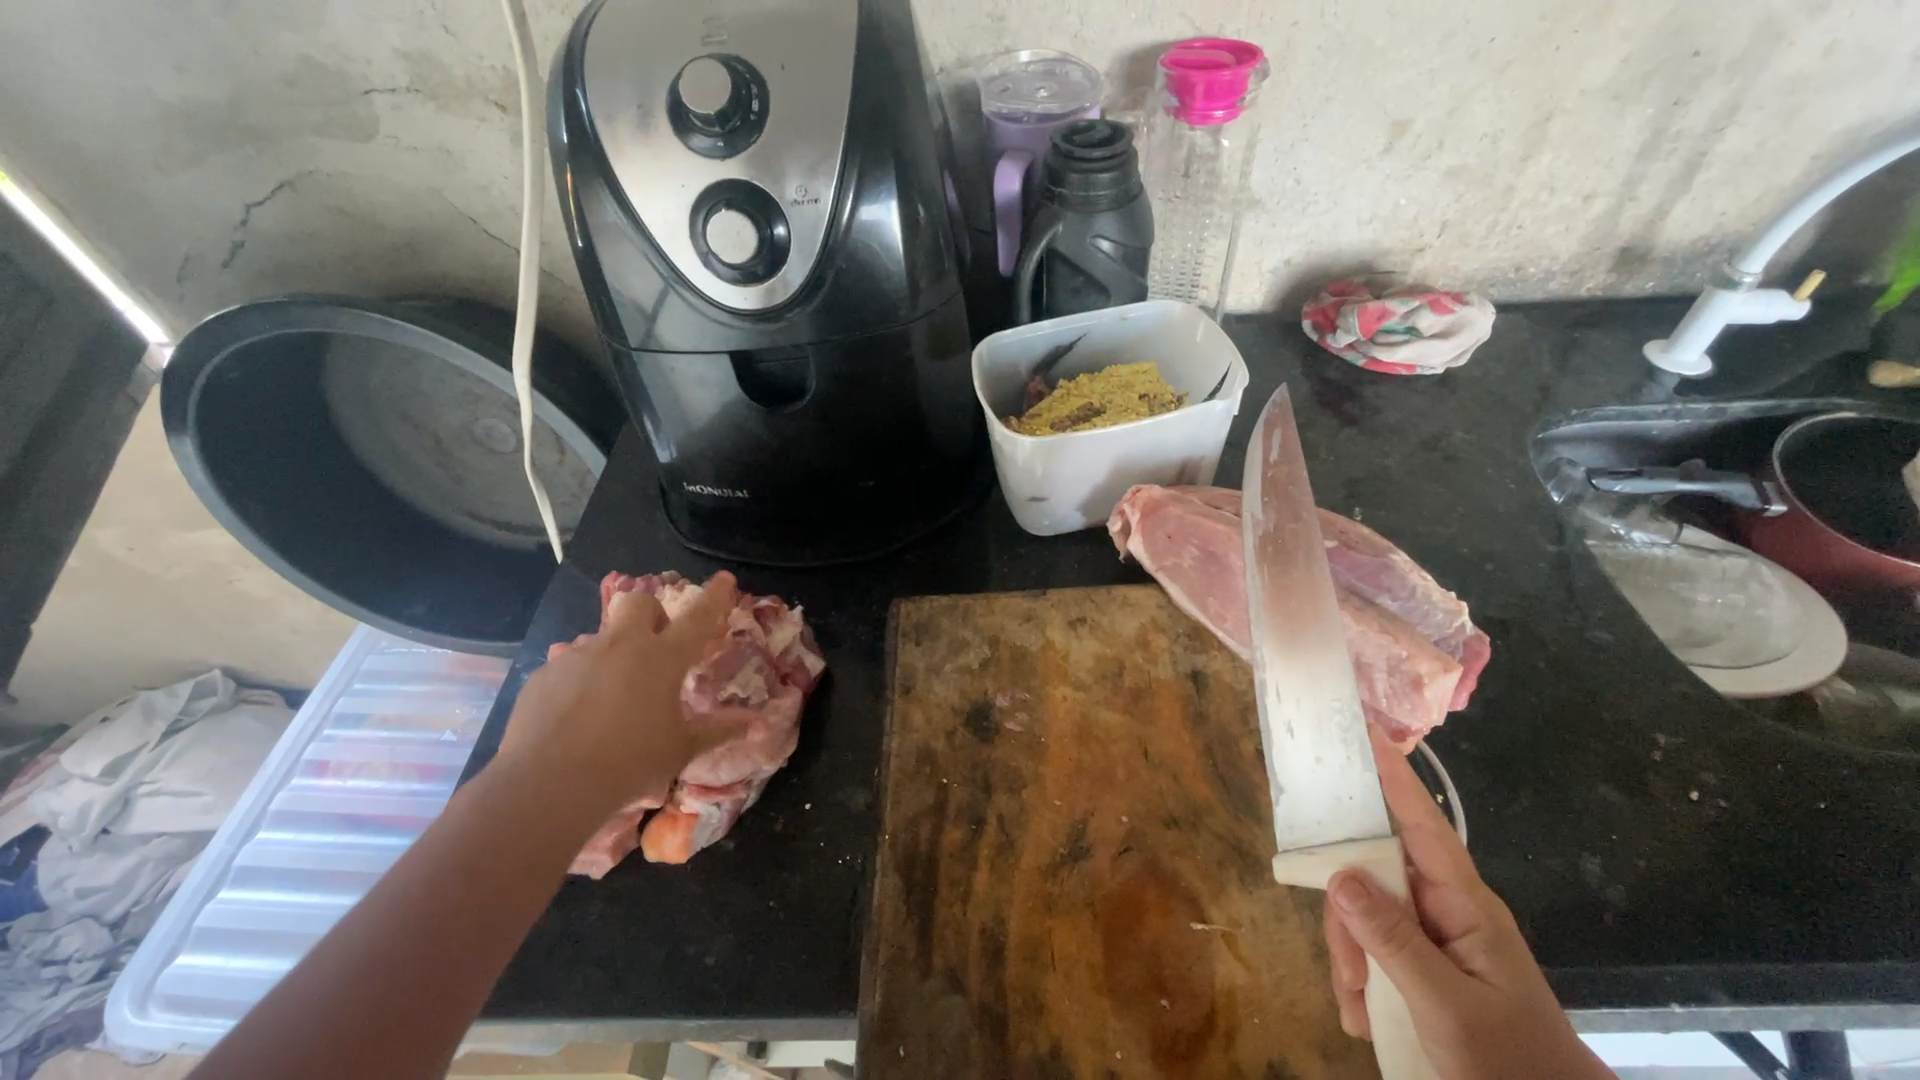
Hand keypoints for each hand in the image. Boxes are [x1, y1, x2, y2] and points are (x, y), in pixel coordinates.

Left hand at [494, 571, 744, 820]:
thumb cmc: (629, 763)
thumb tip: (758, 723)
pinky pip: (569, 667)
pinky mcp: (544, 675)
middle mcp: (621, 646)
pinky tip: (577, 717)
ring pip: (601, 637)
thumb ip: (719, 730)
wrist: (549, 783)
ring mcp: (578, 657)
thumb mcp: (681, 749)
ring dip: (614, 654)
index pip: (697, 619)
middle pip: (639, 603)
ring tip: (613, 696)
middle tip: (657, 645)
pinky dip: (581, 681)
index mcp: (663, 659)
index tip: (724, 579)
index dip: (714, 597)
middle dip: (652, 613)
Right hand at [1323, 729, 1613, 1079]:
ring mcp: (1435, 937)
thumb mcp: (1447, 1006)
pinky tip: (1363, 1018)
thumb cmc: (1510, 1062)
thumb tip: (1339, 875)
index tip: (1368, 733)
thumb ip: (1392, 939)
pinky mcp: (1424, 963)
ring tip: (1357, 1012)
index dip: (1395, 779)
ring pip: (1366, 916)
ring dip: (1352, 961)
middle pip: (1374, 877)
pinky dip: (1361, 981)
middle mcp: (1446, 909)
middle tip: (1347, 976)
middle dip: (1348, 922)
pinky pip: (1375, 949)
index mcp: (1465, 906)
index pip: (1423, 826)